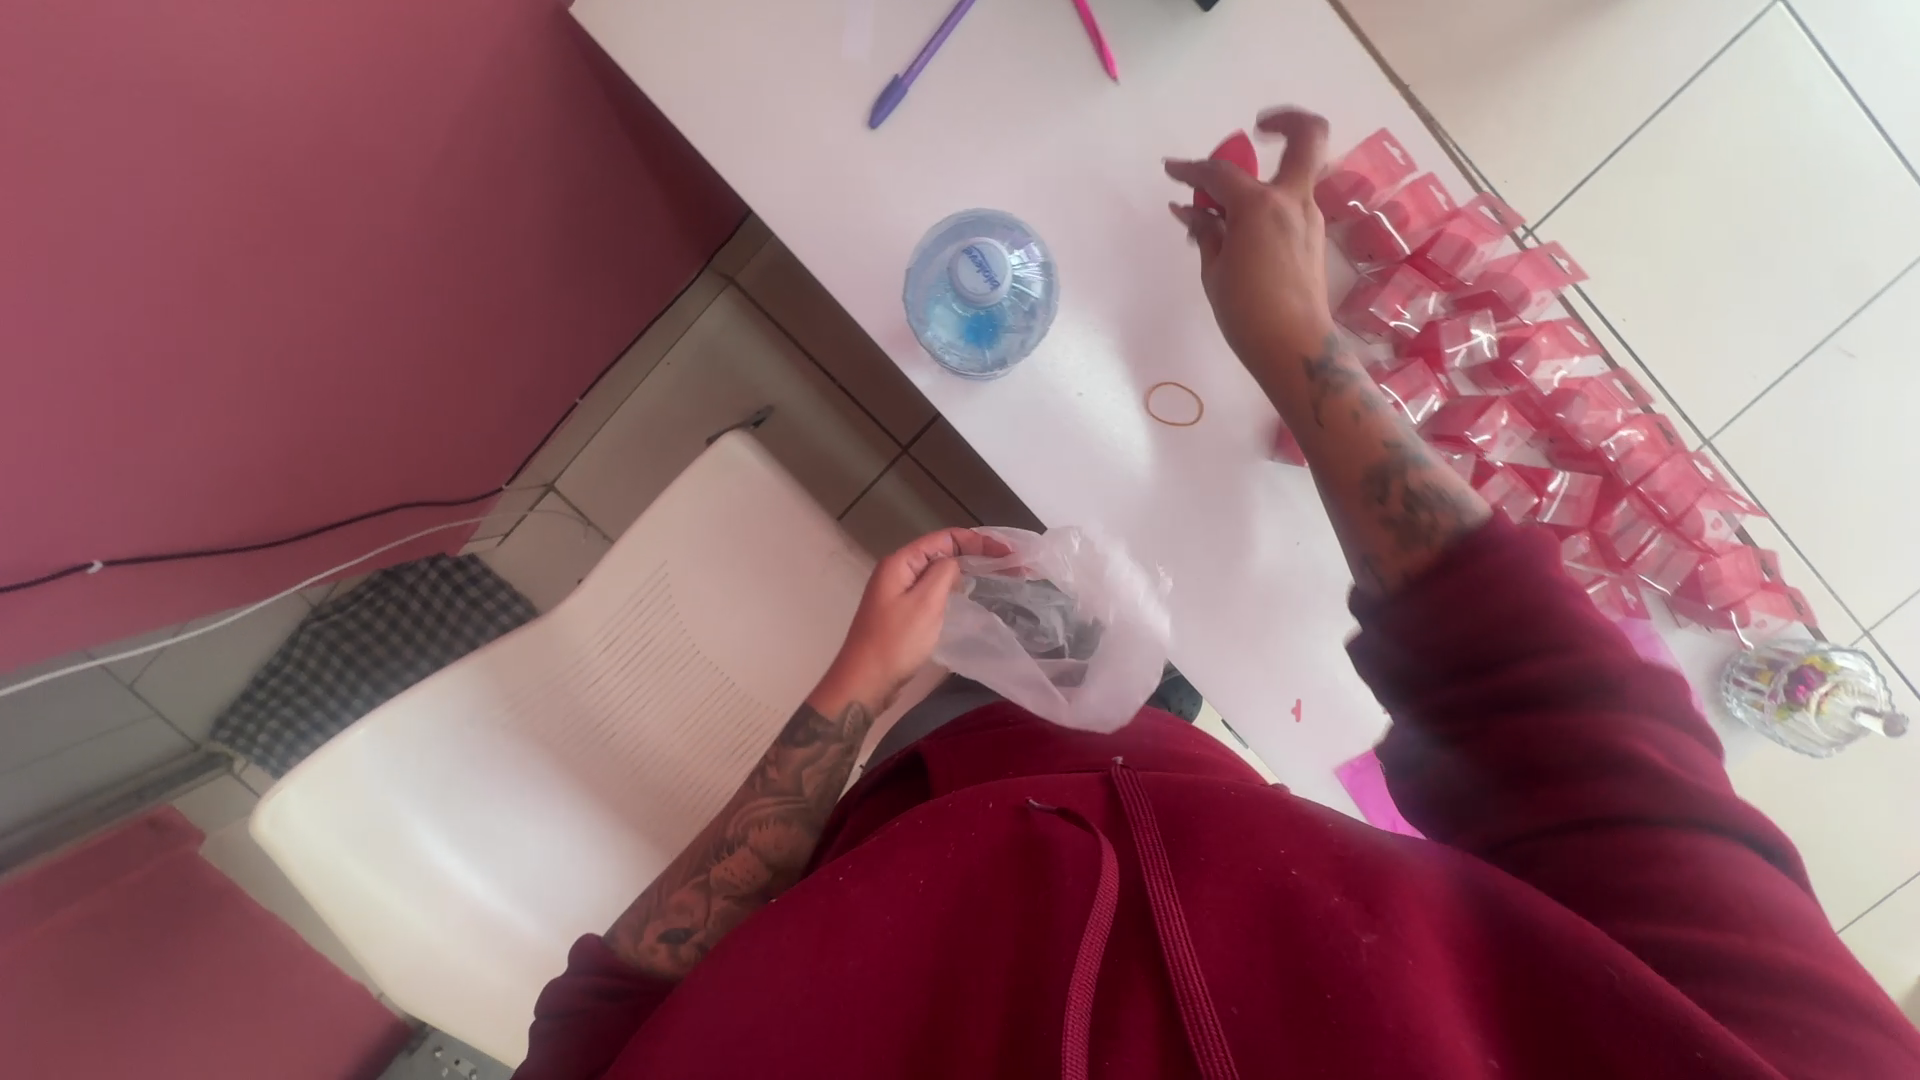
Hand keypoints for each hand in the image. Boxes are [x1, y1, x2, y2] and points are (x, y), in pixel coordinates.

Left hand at [810, 528, 1011, 711]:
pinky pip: (932, 591)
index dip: (979, 541)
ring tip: (997, 576)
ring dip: (967, 570)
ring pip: (938, 572)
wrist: (864, 683)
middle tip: (1011, 565)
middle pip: (942, 552)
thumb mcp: (925, 603)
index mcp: (900, 562)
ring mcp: (898, 593)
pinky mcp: (902, 612)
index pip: (945, 538)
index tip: (1008, 552)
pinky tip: (967, 596)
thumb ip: (944, 573)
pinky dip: (953, 589)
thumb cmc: (895, 642)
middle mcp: (898, 571)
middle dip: (977, 554)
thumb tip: (955, 562)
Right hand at [1164, 107, 1336, 365]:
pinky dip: (1267, 206)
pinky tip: (1242, 233)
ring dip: (1266, 177)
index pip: (1220, 173)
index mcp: (1260, 206)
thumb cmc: (1246, 312)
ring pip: (1295, 174)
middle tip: (1258, 129)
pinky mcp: (1313, 238)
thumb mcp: (1215, 271)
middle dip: (1285, 121)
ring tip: (1228, 210)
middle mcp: (1291, 200)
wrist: (1292, 345)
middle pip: (1306, 136)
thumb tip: (1192, 211)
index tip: (1172, 170)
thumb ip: (1207, 232)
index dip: (1191, 169)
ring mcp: (1308, 217)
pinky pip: (1289, 205)